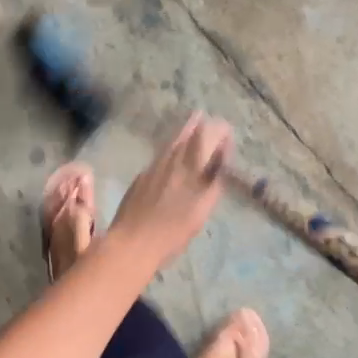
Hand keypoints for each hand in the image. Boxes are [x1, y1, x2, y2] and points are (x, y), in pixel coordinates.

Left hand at [110, 112, 232, 262]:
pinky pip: (160, 154)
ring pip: (171, 143)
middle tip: (204, 116)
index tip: (225, 131)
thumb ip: (212, 184)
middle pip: (188, 137)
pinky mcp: (141, 176)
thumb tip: (219, 163)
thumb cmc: (172, 233)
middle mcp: (172, 163)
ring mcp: (154, 168)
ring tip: (192, 121)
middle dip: (199, 126)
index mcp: (191, 169)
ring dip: (183, 131)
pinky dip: (170, 148)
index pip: (207, 139)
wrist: (132, 241)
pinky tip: (171, 152)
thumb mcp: (201, 212)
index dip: (218, 133)